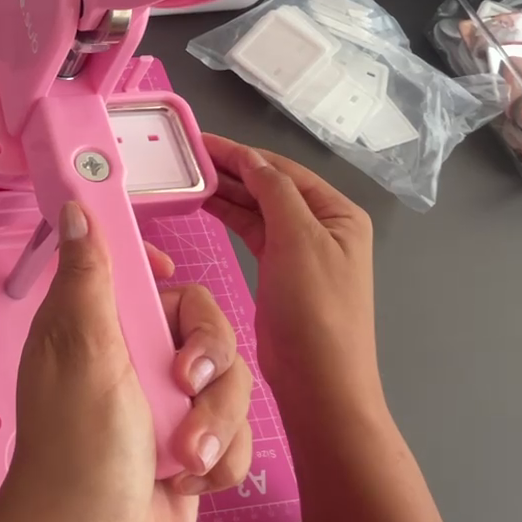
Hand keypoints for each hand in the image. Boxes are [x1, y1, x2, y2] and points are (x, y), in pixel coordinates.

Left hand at [0, 202, 254, 521]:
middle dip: (207, 361)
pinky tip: (193, 477)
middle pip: (201, 325)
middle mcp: (126, 359)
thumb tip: (76, 210)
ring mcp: (159, 405)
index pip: (136, 273)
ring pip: (225, 381)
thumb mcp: (83, 350)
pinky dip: (223, 455)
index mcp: (91, 325)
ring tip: (185, 452)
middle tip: (185, 386)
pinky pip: (234, 431)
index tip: (171, 281)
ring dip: (217, 419)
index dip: (161, 272)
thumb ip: (89, 275)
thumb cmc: (77, 458)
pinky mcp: (188, 447)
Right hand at [201, 135, 379, 413]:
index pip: (282, 170)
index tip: (200, 140)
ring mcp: (298, 248)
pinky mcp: (277, 268)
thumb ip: (274, 192)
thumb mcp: (298, 241)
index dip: (241, 153)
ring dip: (225, 190)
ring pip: (256, 206)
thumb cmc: (315, 308)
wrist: (317, 381)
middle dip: (230, 168)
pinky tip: (202, 203)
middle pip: (268, 185)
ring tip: (186, 175)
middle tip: (184, 155)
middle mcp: (320, 225)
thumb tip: (250, 158)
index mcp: (337, 213)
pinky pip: (249, 229)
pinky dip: (227, 214)